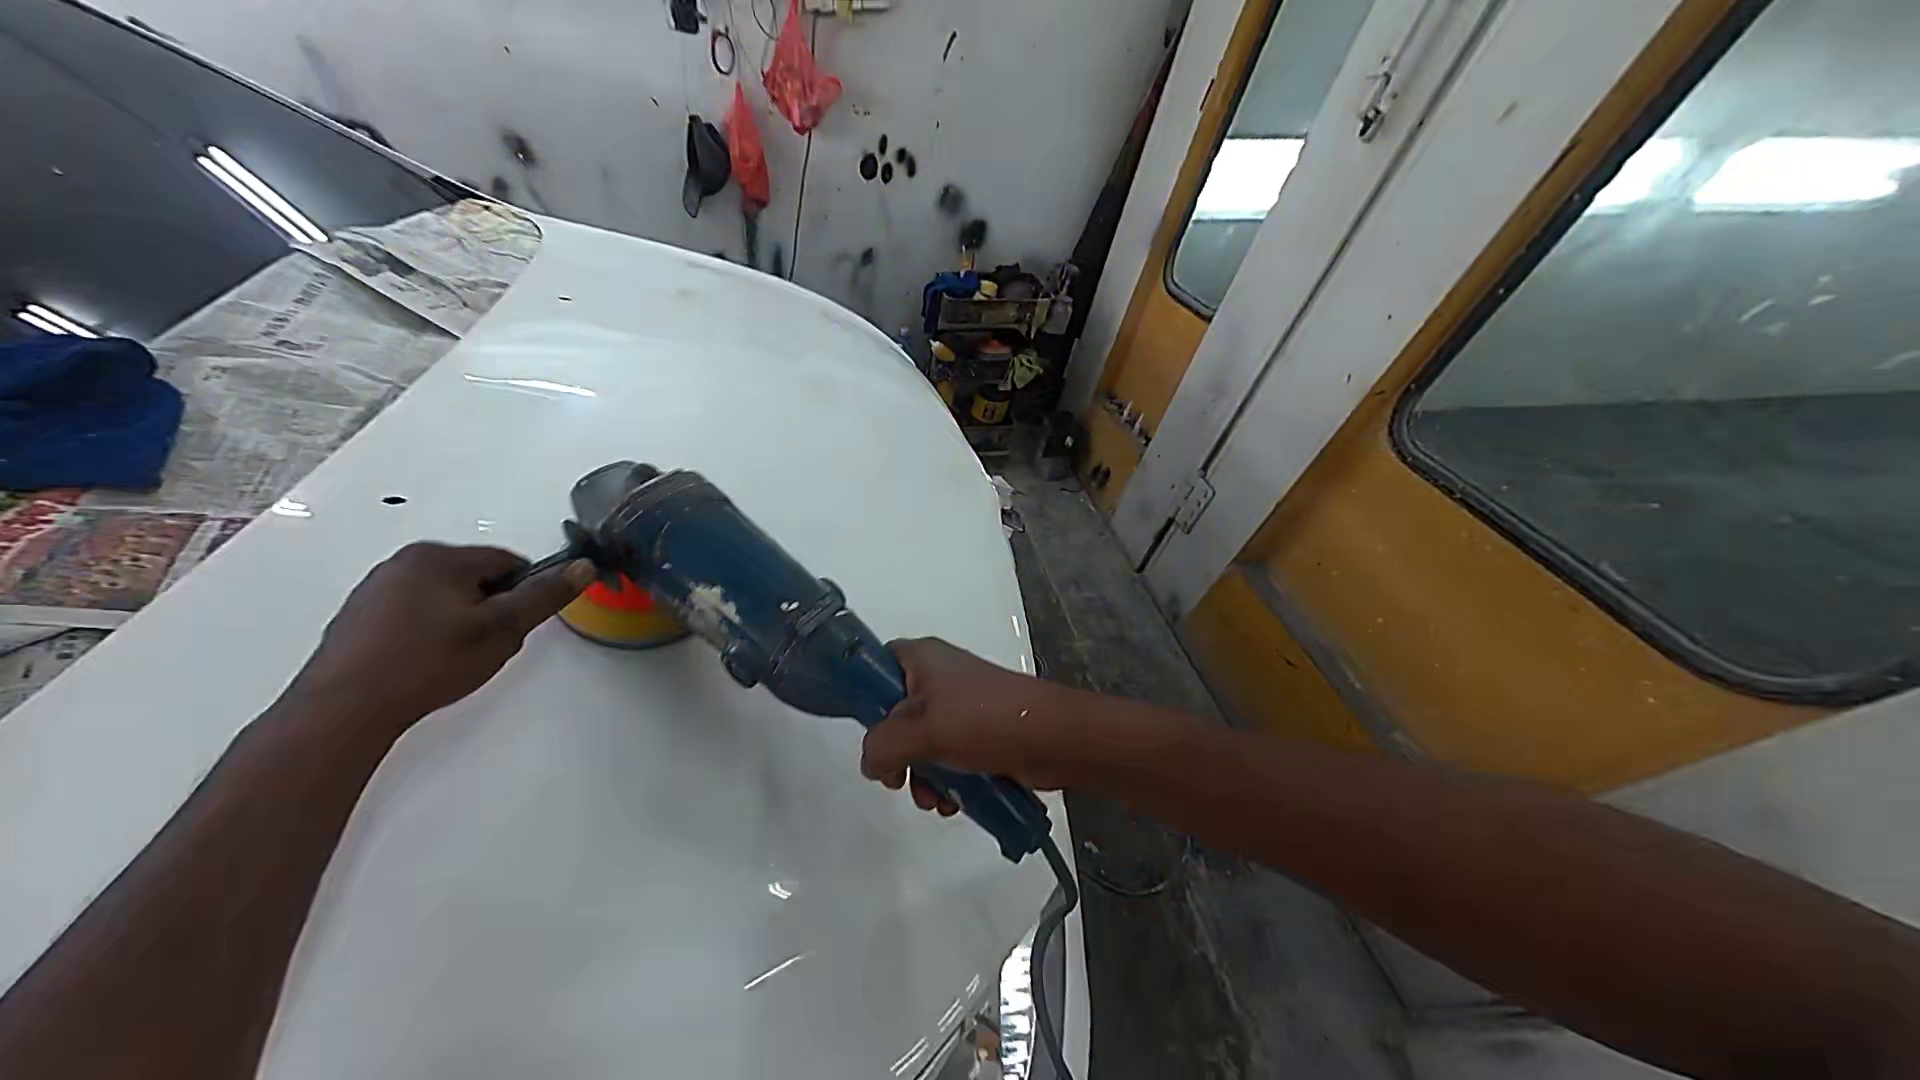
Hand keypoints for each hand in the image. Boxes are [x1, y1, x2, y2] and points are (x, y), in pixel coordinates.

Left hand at [286, 542, 594, 734]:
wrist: (345, 710)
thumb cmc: (423, 665)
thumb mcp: (502, 629)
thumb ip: (545, 596)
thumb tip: (580, 568)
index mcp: (437, 557)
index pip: (509, 561)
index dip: (523, 593)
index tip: (517, 623)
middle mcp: (403, 563)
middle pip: (477, 577)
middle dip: (491, 608)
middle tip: (487, 643)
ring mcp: (377, 589)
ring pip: (447, 597)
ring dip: (461, 621)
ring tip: (455, 657)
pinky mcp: (361, 617)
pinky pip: (416, 614)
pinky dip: (429, 633)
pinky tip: (427, 661)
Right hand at [860, 637, 1088, 815]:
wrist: (1054, 738)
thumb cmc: (984, 721)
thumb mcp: (921, 731)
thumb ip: (882, 747)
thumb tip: (872, 764)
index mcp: (922, 658)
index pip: (877, 664)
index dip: (865, 695)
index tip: (868, 731)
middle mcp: (940, 676)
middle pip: (897, 713)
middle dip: (896, 753)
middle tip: (898, 779)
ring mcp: (963, 705)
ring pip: (922, 740)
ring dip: (922, 775)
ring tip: (934, 799)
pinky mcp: (981, 731)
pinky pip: (949, 754)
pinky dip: (946, 778)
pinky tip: (952, 802)